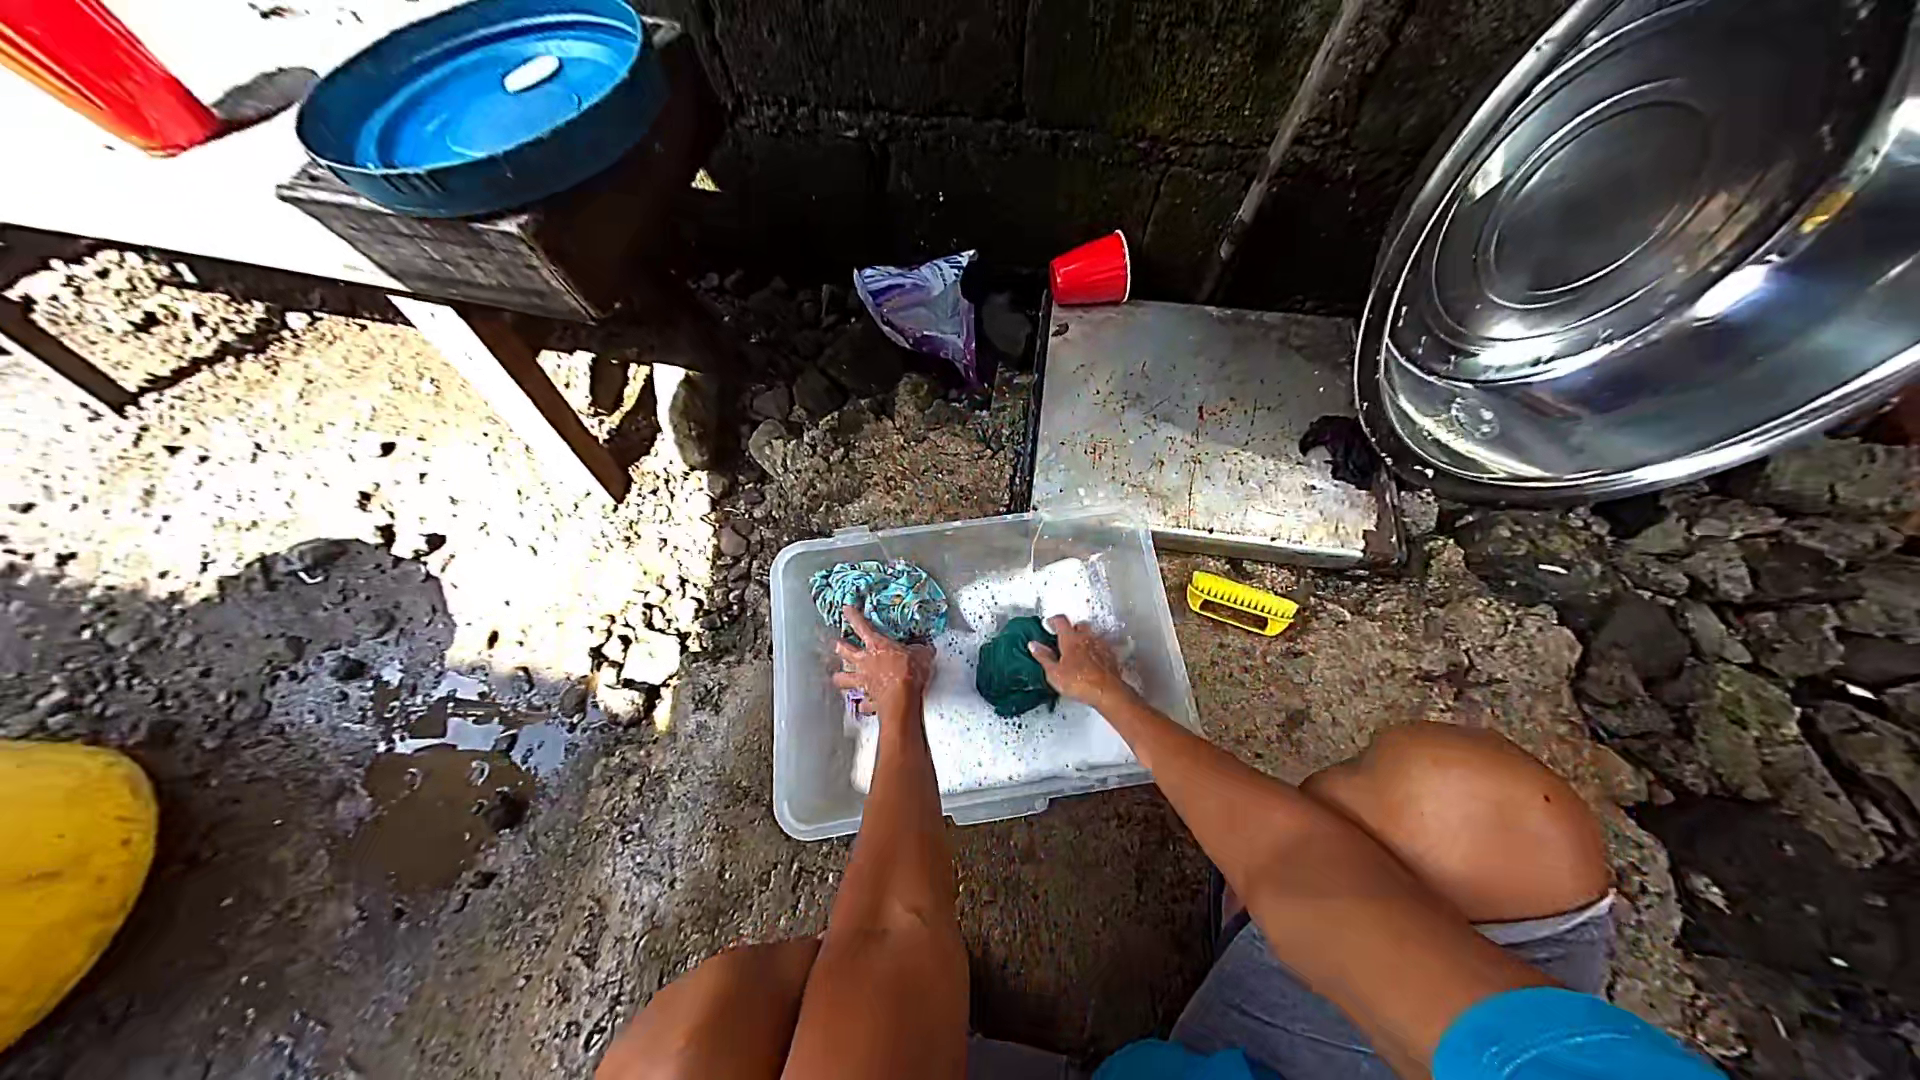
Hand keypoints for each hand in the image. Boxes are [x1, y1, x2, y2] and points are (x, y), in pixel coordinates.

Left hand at [832, 605, 932, 719]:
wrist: (902, 699)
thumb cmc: (909, 672)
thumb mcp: (921, 654)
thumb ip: (919, 650)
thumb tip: (925, 649)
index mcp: (877, 645)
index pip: (861, 626)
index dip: (853, 617)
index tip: (845, 610)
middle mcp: (865, 662)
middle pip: (845, 651)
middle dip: (841, 647)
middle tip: (838, 644)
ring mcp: (864, 681)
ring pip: (844, 678)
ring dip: (840, 677)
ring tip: (837, 677)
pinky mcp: (868, 700)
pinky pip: (862, 703)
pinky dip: (862, 704)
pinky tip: (862, 705)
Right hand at [1027, 615, 1134, 711]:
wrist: (1107, 692)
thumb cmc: (1081, 682)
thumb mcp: (1054, 673)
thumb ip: (1043, 657)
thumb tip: (1034, 645)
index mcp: (1070, 639)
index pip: (1061, 621)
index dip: (1054, 620)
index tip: (1050, 623)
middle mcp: (1086, 638)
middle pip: (1079, 624)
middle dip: (1071, 627)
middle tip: (1063, 635)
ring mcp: (1100, 646)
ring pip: (1091, 634)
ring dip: (1084, 638)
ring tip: (1077, 647)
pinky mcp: (1110, 656)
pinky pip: (1101, 646)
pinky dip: (1095, 649)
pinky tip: (1091, 658)